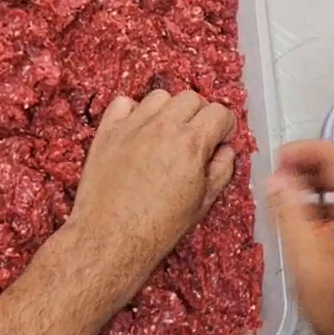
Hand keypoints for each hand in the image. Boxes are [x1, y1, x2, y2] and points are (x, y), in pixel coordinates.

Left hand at [64, 89, 236, 303]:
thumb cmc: (158, 227)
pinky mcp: (107, 131)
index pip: (219, 112)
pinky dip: (133, 111)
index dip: (225, 127)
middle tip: (196, 138)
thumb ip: (221, 170)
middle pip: (191, 98)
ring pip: (160, 96)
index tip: (220, 140)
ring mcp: (132, 126)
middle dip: (199, 115)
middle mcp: (163, 127)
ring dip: (168, 110)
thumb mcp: (203, 202)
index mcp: (191, 143)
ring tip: (166, 133)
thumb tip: (226, 151)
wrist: (111, 238)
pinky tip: (138, 131)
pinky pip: (123, 103)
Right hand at [266, 141, 333, 334]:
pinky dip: (333, 196)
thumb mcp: (307, 259)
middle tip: (286, 172)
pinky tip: (310, 217)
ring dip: (324, 177)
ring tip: (292, 193)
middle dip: (316, 158)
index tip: (280, 160)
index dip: (307, 149)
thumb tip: (278, 181)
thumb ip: (290, 213)